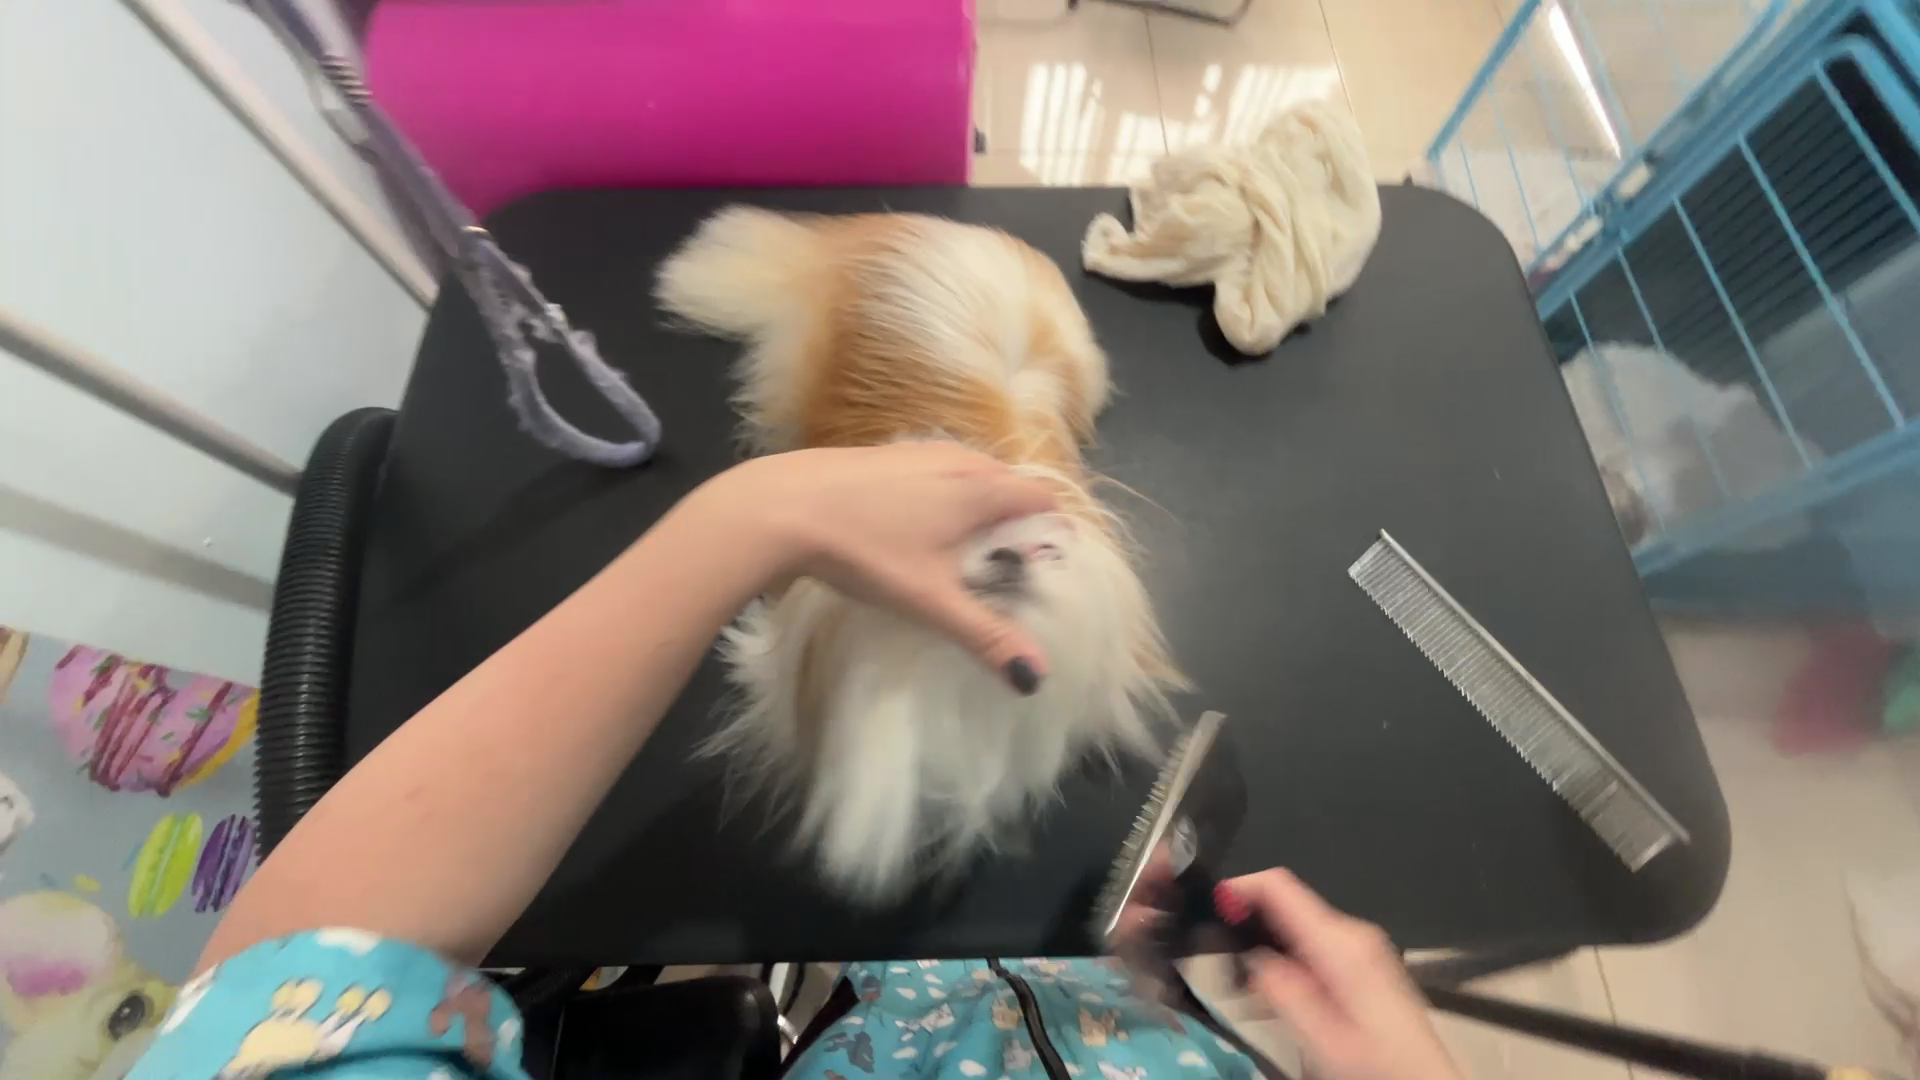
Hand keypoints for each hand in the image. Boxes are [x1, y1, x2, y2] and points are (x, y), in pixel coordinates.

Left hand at [696, 442, 1057, 690]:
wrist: (783, 507)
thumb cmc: (869, 551)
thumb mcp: (930, 600)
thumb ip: (986, 635)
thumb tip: (1036, 677)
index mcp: (982, 488)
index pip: (1044, 501)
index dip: (1052, 535)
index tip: (1041, 573)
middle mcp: (960, 459)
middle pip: (1010, 487)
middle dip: (1016, 527)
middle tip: (1003, 573)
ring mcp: (920, 450)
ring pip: (971, 477)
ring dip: (978, 511)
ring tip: (960, 556)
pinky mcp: (887, 453)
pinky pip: (937, 472)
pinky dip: (944, 497)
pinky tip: (914, 530)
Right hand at [1227, 869, 1462, 1079]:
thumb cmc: (1382, 1072)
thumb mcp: (1325, 1044)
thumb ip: (1283, 994)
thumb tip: (1252, 958)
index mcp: (1340, 944)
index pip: (1279, 886)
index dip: (1240, 888)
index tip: (1211, 908)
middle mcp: (1351, 934)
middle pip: (1284, 906)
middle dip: (1249, 928)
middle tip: (1222, 965)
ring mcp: (1359, 947)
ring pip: (1295, 928)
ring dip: (1267, 951)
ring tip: (1247, 993)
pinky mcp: (1362, 963)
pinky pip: (1311, 945)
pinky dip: (1287, 962)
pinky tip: (1280, 1000)